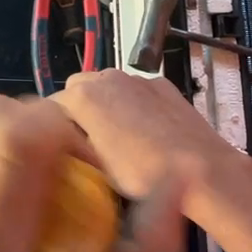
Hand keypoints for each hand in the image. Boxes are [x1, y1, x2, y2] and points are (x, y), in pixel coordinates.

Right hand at [51, 70, 243, 213]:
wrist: (199, 168)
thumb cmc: (141, 173)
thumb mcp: (96, 166)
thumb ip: (75, 145)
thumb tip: (69, 142)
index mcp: (84, 96)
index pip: (53, 105)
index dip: (55, 127)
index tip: (62, 148)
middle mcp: (107, 77)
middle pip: (78, 86)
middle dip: (79, 108)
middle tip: (89, 139)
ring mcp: (138, 78)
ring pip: (109, 85)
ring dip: (106, 102)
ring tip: (119, 134)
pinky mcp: (163, 84)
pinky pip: (136, 89)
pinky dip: (133, 102)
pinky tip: (146, 128)